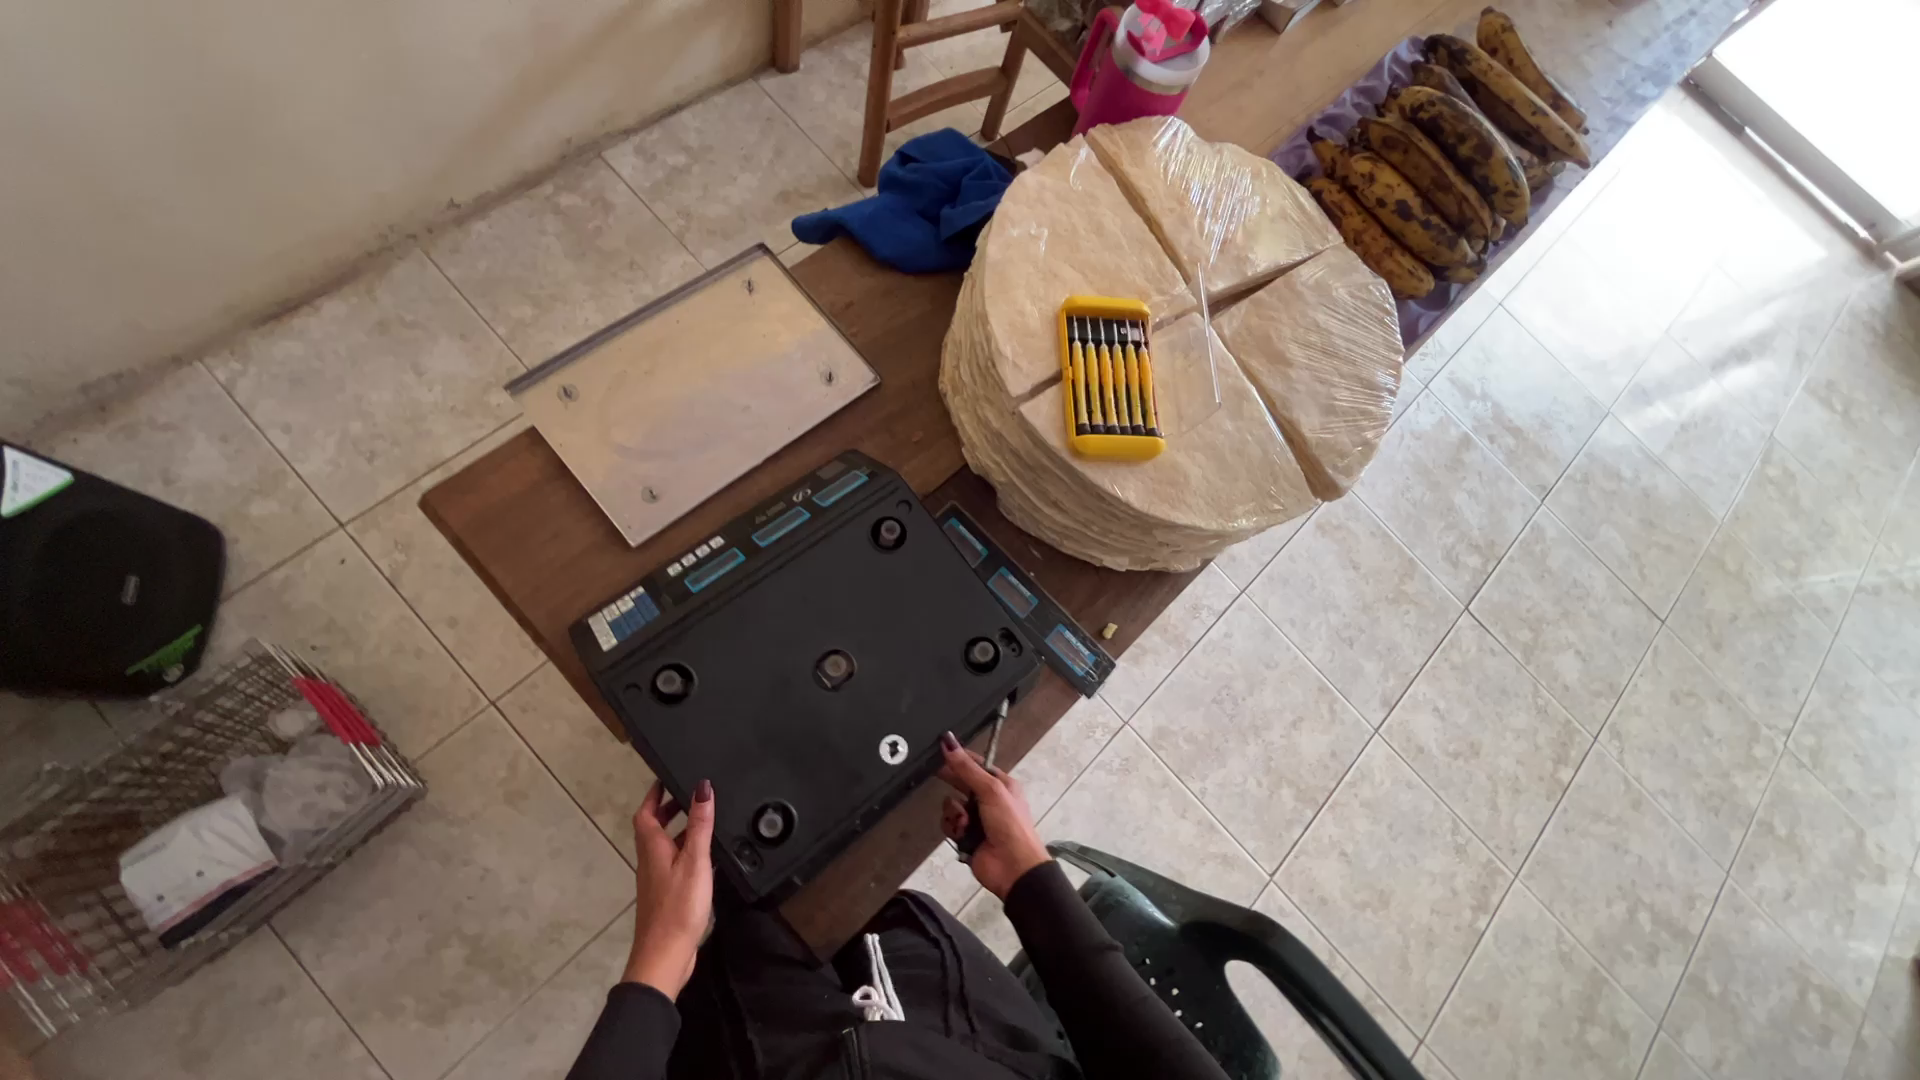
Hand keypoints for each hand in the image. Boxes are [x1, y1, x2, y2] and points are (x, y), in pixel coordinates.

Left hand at [623, 779, 714, 999]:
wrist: (665, 957)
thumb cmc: (678, 908)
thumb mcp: (694, 860)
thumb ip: (700, 824)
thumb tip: (702, 787)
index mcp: (653, 849)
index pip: (646, 814)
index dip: (654, 794)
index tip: (666, 778)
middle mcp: (651, 861)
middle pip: (654, 829)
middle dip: (668, 810)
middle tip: (689, 796)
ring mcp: (658, 880)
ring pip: (666, 846)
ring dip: (680, 830)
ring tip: (704, 819)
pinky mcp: (668, 896)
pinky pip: (676, 863)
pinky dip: (688, 851)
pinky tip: (707, 856)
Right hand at [938, 732, 1049, 898]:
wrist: (1013, 867)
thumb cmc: (1009, 824)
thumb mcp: (990, 790)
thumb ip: (967, 768)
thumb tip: (948, 742)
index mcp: (1001, 784)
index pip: (976, 764)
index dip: (960, 757)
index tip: (942, 748)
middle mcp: (988, 799)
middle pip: (962, 782)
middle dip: (951, 780)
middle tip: (933, 772)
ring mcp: (977, 818)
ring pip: (952, 804)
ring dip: (954, 811)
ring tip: (964, 821)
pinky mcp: (966, 836)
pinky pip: (950, 824)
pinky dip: (954, 827)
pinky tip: (962, 832)